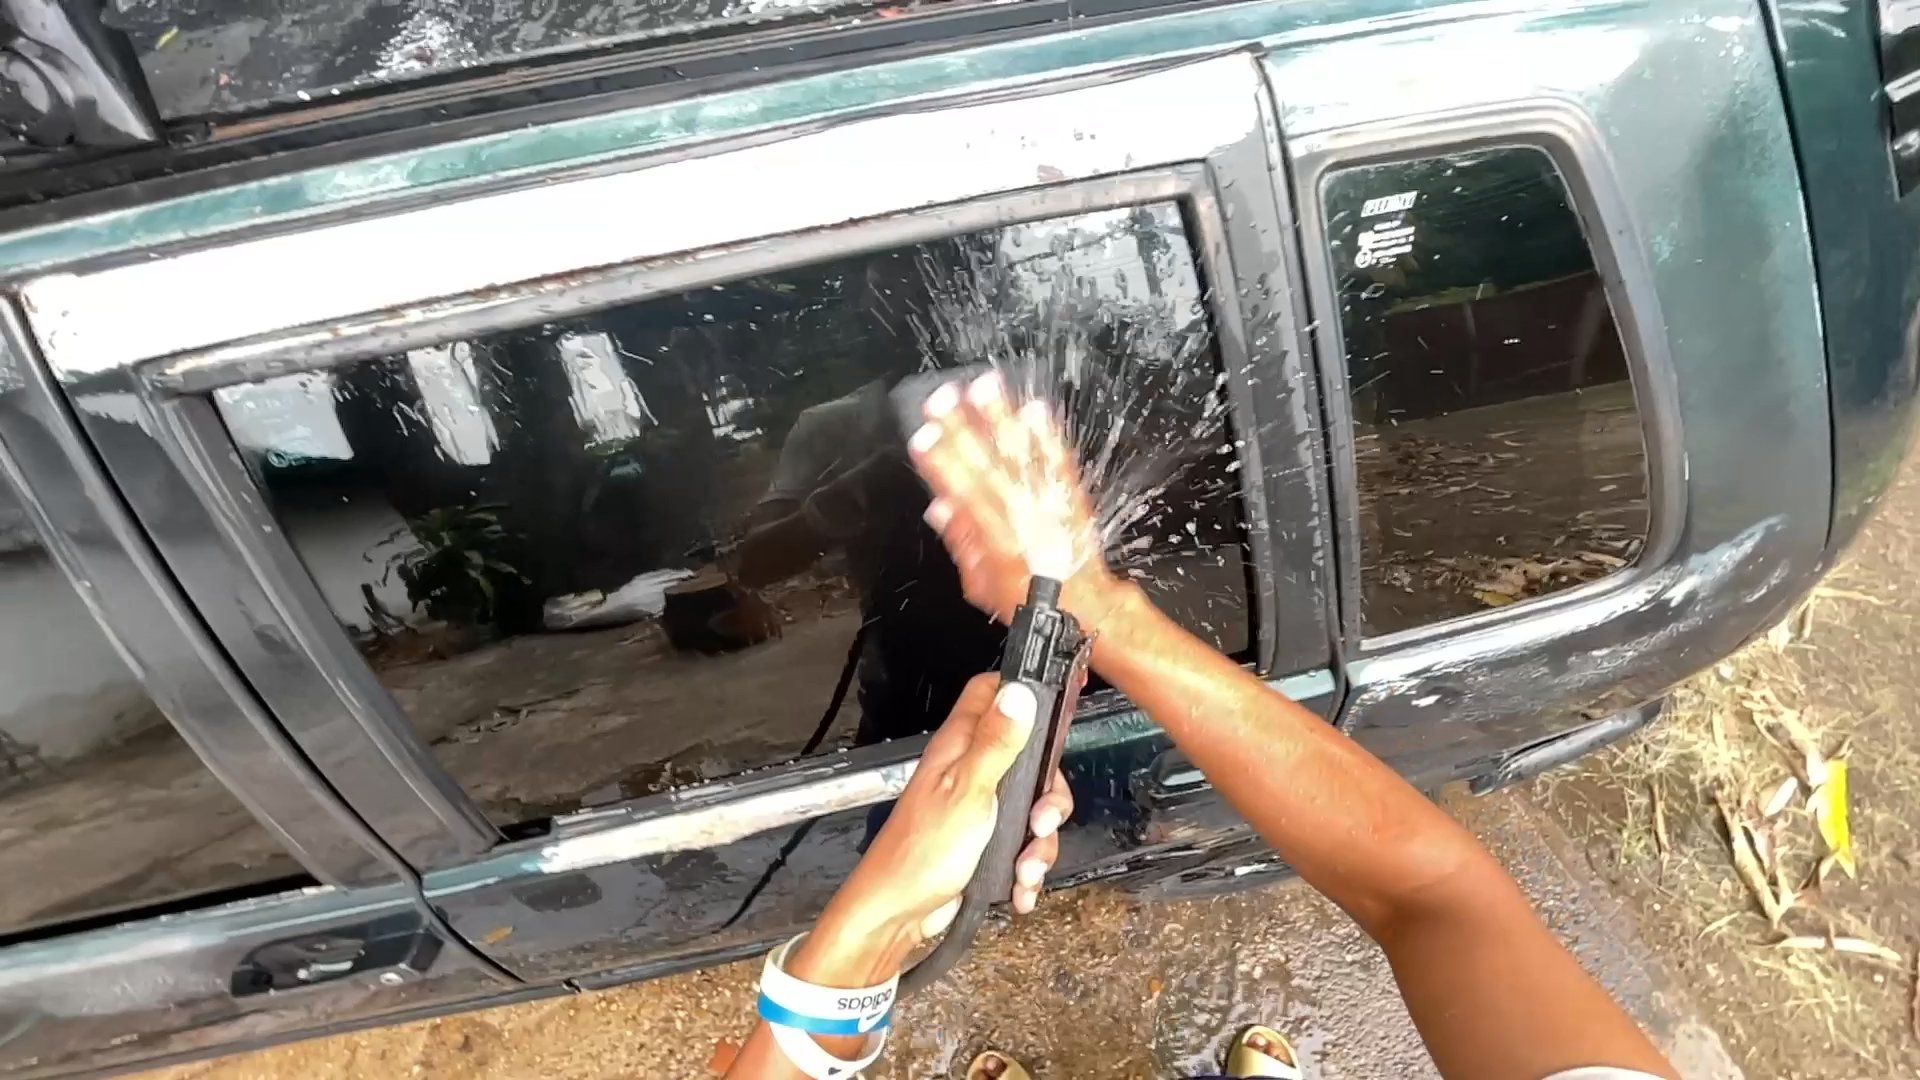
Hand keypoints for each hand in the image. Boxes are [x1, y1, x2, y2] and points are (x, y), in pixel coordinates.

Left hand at [797, 674, 1074, 981]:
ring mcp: (978, 803)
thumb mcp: (968, 789)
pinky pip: (1022, 842)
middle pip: (1030, 756)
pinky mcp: (985, 838)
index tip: (1056, 705)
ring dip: (1039, 843)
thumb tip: (1018, 692)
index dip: (1022, 690)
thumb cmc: (920, 852)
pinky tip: (1020, 886)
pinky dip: (1028, 867)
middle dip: (1047, 794)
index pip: (992, 692)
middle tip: (1041, 821)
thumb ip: (997, 742)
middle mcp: (970, 767)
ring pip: (1032, 805)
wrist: (898, 914)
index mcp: (961, 744)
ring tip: (1025, 868)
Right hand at [907, 371, 1127, 630]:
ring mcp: (1044, 500)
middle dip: (960, 426)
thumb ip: (960, 541)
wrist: (1081, 602)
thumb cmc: (1028, 597)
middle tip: (942, 398)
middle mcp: (1018, 513)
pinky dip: (1046, 432)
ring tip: (984, 386)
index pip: (958, 489)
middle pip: (983, 461)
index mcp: (992, 535)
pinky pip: (1056, 458)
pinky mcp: (1068, 494)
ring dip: (999, 416)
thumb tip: (940, 508)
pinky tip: (1035, 408)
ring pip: (1018, 451)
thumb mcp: (979, 583)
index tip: (922, 436)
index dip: (937, 461)